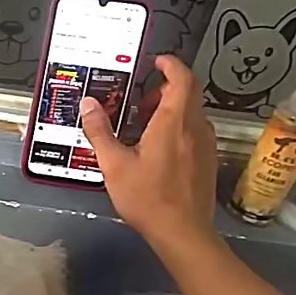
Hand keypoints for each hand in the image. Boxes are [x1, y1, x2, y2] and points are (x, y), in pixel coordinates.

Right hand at [79, 55, 221, 255]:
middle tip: (143, 97)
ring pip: (193, 112)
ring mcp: (205, 145)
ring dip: (172, 108)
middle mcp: (195, 128)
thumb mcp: (114, 164)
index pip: (182, 78)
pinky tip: (159, 146)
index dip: (170, 64)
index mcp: (174, 122)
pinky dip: (179, 126)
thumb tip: (88, 104)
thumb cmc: (149, 198)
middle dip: (166, 87)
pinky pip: (195, 130)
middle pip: (189, 92)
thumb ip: (100, 131)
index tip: (157, 61)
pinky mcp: (207, 160)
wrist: (183, 233)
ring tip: (146, 123)